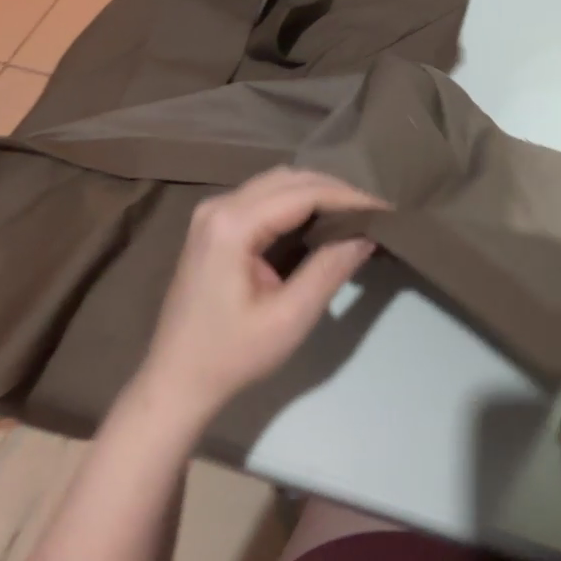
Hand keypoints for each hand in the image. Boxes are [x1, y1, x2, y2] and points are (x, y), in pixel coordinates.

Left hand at [138, 168, 386, 419]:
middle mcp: (219, 206)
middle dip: (336, 190)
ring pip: (276, 183)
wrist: (175, 381)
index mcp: (232, 225)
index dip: (348, 197)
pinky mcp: (213, 226)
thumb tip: (367, 234)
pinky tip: (321, 219)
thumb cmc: (232, 355)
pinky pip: (263, 198)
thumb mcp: (290, 317)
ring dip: (317, 193)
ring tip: (354, 213)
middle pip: (288, 179)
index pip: (303, 193)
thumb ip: (330, 268)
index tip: (385, 209)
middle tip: (374, 211)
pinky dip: (296, 202)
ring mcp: (212, 213)